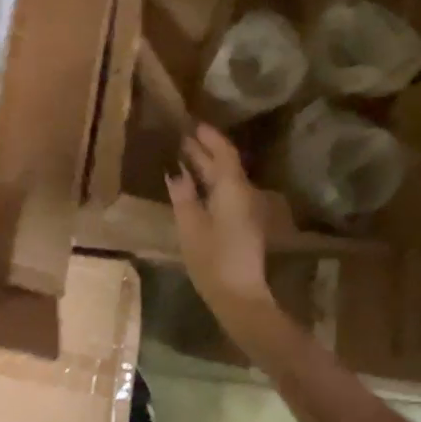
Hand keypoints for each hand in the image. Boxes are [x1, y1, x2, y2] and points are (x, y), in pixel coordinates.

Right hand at [166, 124, 275, 316]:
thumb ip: (183, 195)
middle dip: (204, 150)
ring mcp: (244, 210)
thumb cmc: (212, 259)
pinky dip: (209, 184)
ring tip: (182, 157)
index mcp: (232, 189)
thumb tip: (175, 172)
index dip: (208, 136)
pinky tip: (192, 186)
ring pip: (225, 179)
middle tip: (180, 137)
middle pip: (225, 164)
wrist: (240, 297)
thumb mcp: (190, 225)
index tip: (191, 124)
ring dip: (206, 167)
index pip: (223, 152)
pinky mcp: (242, 224)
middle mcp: (243, 194)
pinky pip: (225, 193)